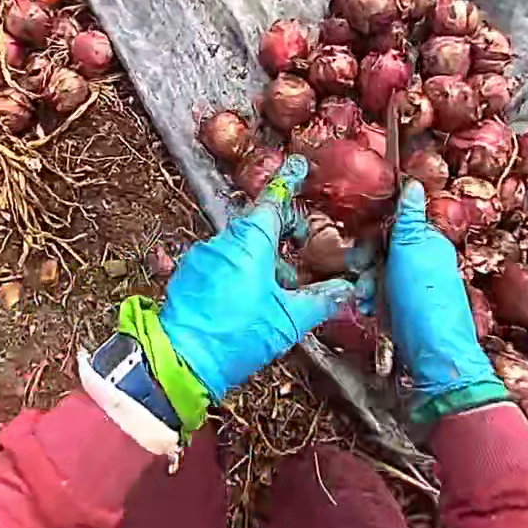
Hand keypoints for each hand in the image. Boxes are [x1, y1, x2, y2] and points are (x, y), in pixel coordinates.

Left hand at [159, 156, 354, 401]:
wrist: (182, 360)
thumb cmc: (235, 336)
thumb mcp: (287, 319)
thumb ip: (321, 301)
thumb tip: (345, 291)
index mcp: (251, 240)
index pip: (274, 198)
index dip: (290, 181)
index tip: (299, 167)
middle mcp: (225, 239)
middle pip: (261, 220)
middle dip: (285, 231)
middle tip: (302, 248)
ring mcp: (205, 253)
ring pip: (243, 242)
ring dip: (265, 255)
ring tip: (280, 286)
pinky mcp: (192, 270)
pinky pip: (224, 257)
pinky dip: (242, 265)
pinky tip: (252, 294)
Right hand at [385, 181, 508, 420]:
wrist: (433, 357)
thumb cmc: (424, 301)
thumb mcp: (412, 250)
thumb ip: (409, 218)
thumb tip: (412, 183)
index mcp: (430, 243)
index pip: (396, 225)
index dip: (375, 234)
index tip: (363, 244)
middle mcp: (423, 263)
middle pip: (383, 250)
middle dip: (367, 262)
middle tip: (364, 274)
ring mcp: (414, 288)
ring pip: (378, 274)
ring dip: (367, 285)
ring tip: (367, 298)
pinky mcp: (404, 310)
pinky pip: (380, 296)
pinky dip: (371, 302)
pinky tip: (369, 309)